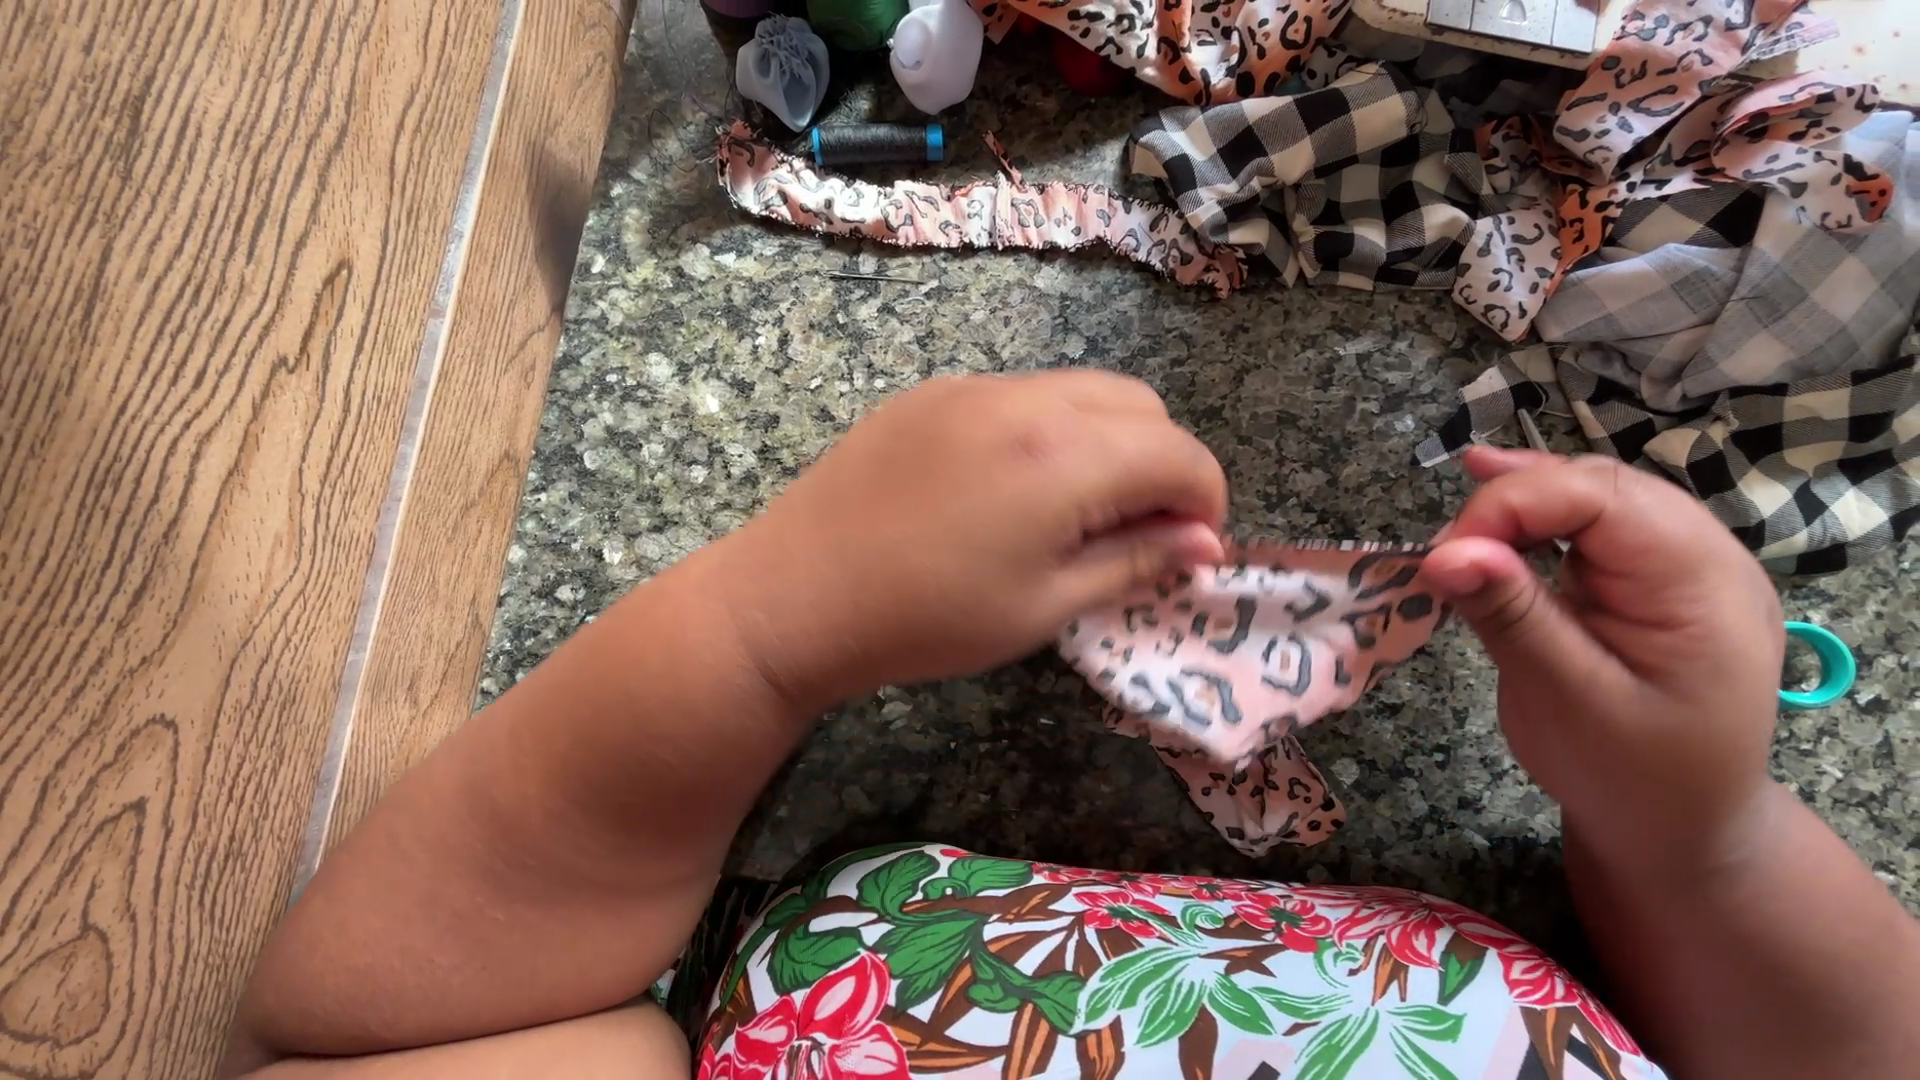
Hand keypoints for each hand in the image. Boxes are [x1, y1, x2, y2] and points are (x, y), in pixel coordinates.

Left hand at [710, 372, 1227, 707]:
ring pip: (1081, 391)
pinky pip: (1021, 395)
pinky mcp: (932, 392)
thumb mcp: (1044, 607)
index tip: (1191, 549)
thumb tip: (1203, 544)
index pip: (1180, 454)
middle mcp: (1026, 399)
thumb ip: (1134, 563)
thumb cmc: (926, 620)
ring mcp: (973, 386)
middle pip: (1140, 406)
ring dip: (1106, 442)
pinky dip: (1049, 430)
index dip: (1206, 502)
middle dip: (1161, 464)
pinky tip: (1009, 486)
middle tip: (1135, 531)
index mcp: (1063, 457)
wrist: (796, 594)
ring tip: (1074, 510)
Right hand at [1424, 447, 1784, 870]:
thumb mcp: (1566, 698)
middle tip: (1441, 549)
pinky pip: (1588, 527)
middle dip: (1510, 501)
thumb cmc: (1630, 773)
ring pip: (1592, 497)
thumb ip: (1512, 616)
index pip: (1601, 496)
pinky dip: (1534, 518)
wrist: (1679, 827)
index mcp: (1700, 583)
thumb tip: (1443, 551)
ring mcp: (1677, 568)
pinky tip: (1495, 515)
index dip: (1511, 505)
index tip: (1442, 554)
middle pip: (1599, 485)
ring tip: (1458, 523)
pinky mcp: (1643, 582)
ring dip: (1519, 502)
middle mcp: (1701, 559)